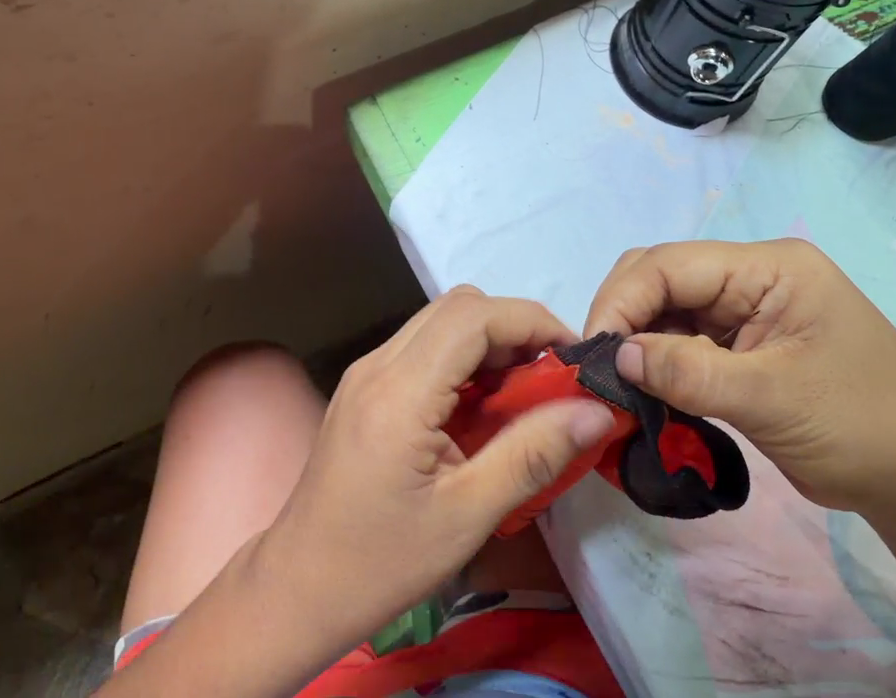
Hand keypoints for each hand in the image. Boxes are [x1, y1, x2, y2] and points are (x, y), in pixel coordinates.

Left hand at [260, 287, 614, 651]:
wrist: (300, 587)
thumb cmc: (383, 561)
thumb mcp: (468, 514)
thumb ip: (533, 453)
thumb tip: (596, 410)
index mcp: (399, 392)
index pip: (473, 316)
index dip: (531, 322)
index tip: (574, 358)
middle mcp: (377, 366)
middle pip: (456, 308)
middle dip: (514, 330)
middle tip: (552, 380)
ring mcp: (366, 374)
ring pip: (439, 324)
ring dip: (489, 345)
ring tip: (524, 397)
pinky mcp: (364, 390)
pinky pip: (423, 350)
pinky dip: (464, 362)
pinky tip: (483, 410)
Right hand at [585, 239, 895, 515]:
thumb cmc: (862, 427)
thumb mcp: (772, 399)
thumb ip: (688, 372)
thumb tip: (615, 355)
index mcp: (770, 268)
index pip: (671, 265)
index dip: (623, 301)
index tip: (592, 354)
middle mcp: (754, 278)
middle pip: (663, 278)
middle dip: (624, 317)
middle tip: (598, 371)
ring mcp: (748, 312)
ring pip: (668, 311)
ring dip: (638, 344)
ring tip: (616, 387)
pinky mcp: (743, 347)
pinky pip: (684, 342)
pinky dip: (659, 365)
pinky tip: (644, 392)